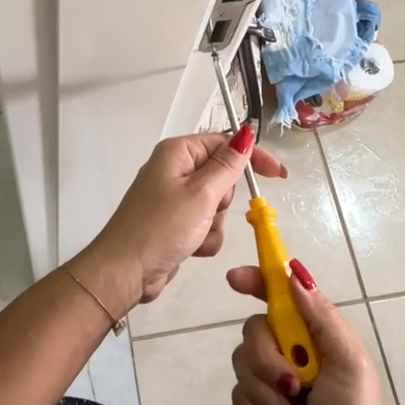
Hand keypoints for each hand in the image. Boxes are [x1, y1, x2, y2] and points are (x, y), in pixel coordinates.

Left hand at [71, 129, 285, 311]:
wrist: (126, 271)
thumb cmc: (162, 227)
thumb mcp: (200, 194)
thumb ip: (227, 165)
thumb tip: (246, 132)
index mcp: (178, 152)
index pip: (224, 143)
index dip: (252, 156)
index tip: (279, 175)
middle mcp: (176, 170)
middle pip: (223, 176)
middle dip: (224, 200)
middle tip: (208, 211)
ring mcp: (175, 198)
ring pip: (217, 206)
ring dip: (214, 224)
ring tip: (195, 234)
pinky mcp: (177, 224)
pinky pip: (206, 226)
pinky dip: (205, 238)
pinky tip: (190, 249)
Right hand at [227, 262, 391, 404]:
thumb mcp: (350, 365)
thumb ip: (322, 317)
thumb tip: (294, 273)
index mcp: (316, 333)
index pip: (281, 293)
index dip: (257, 279)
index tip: (234, 279)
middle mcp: (291, 350)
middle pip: (253, 328)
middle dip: (267, 358)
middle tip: (292, 383)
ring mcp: (272, 379)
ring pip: (241, 362)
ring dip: (266, 394)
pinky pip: (238, 394)